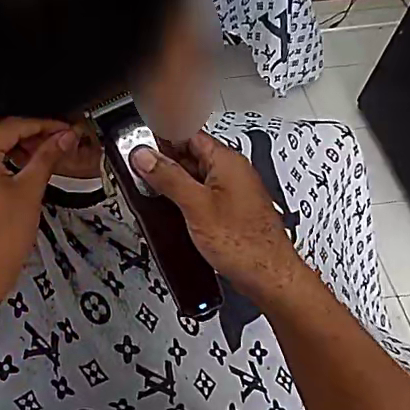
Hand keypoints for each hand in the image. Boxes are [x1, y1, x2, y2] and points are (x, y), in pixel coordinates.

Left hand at [0, 118, 75, 312]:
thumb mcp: (29, 191)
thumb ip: (46, 158)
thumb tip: (62, 138)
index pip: (11, 126)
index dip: (43, 125)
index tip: (63, 130)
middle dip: (28, 134)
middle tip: (55, 141)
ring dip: (13, 147)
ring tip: (43, 156)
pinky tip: (22, 170)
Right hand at [129, 133, 312, 304]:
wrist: (268, 276)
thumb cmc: (245, 244)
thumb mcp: (196, 206)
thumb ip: (168, 178)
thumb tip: (145, 156)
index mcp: (227, 161)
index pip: (189, 134)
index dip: (163, 137)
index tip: (141, 145)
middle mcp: (234, 172)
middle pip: (191, 155)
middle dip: (165, 162)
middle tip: (141, 171)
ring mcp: (234, 192)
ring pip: (197, 177)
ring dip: (175, 183)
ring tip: (154, 192)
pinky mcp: (232, 212)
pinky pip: (204, 196)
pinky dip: (187, 200)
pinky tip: (176, 212)